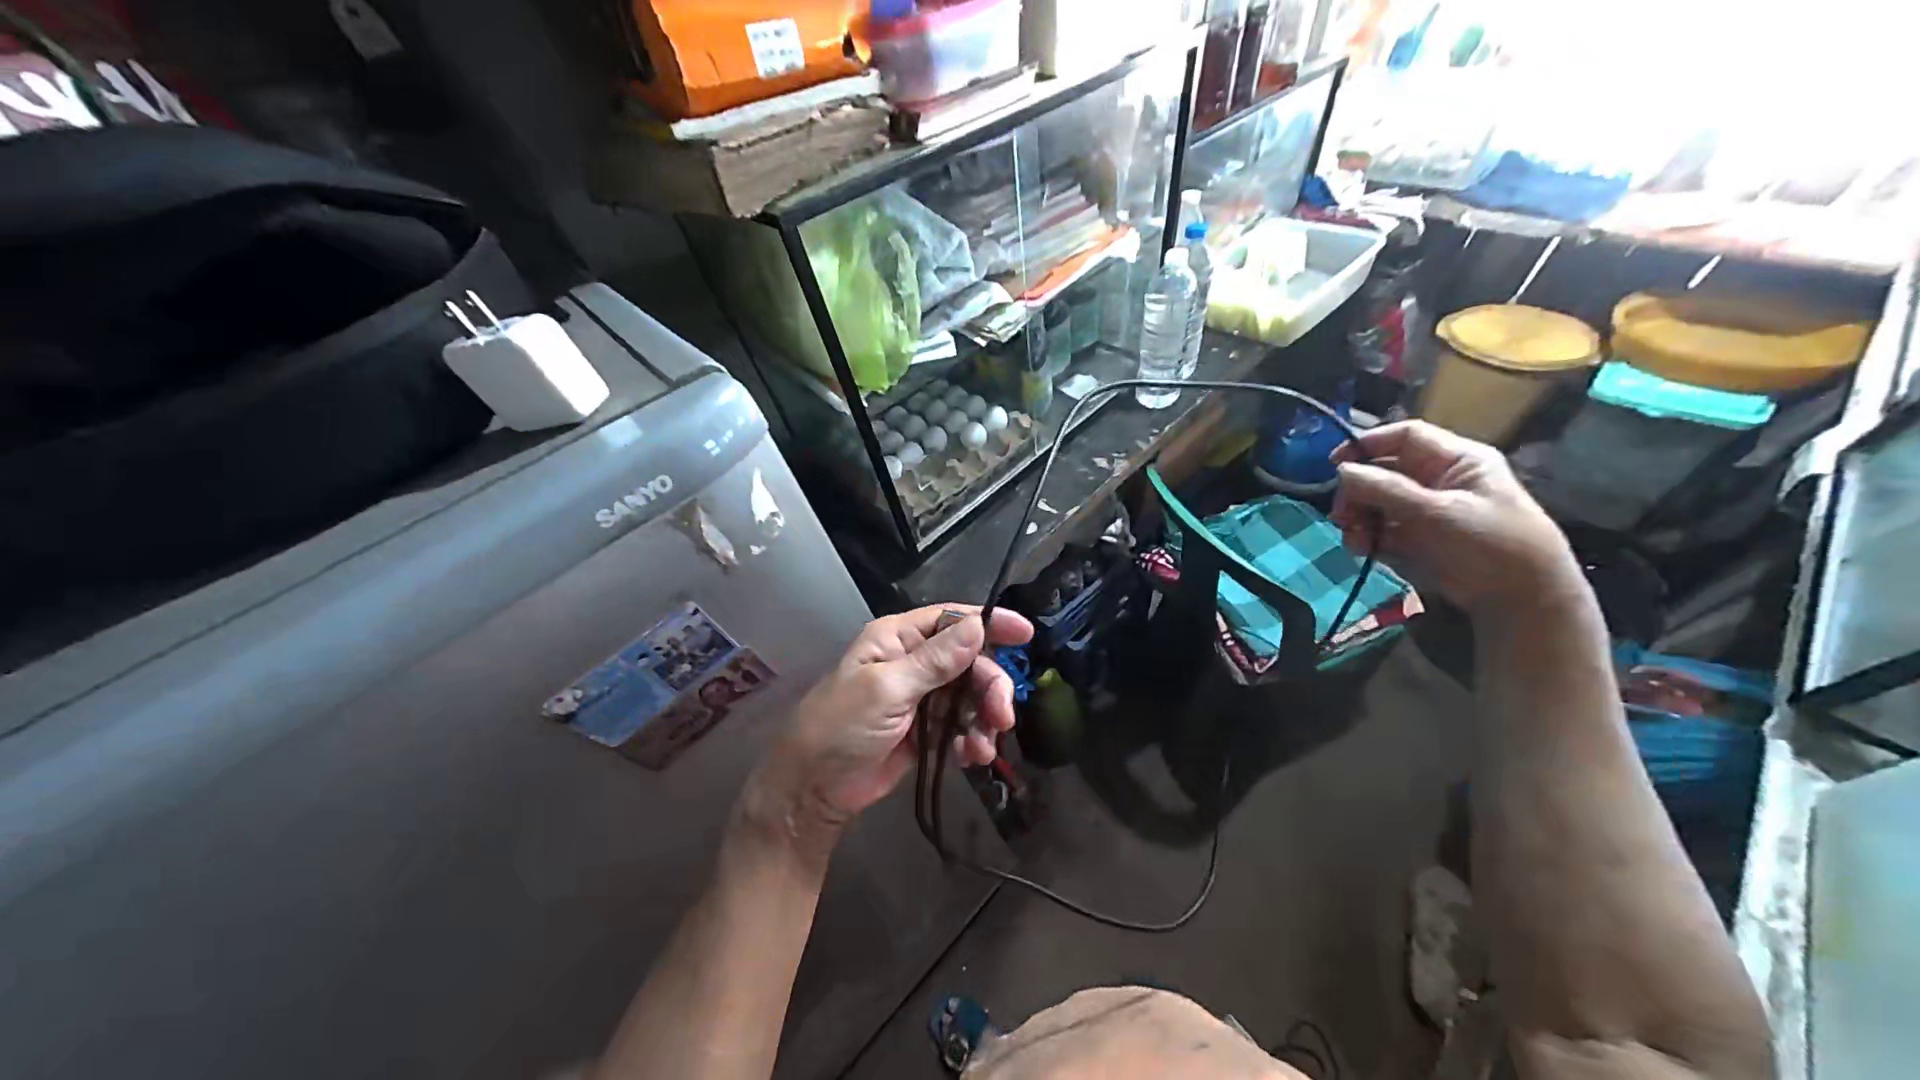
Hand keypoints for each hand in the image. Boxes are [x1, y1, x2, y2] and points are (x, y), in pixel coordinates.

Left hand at [743, 605, 1033, 848]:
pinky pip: (962, 727)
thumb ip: (935, 660)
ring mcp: (921, 698)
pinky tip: (972, 757)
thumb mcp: (887, 688)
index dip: (989, 624)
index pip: (952, 620)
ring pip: (971, 696)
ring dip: (984, 719)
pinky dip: (972, 740)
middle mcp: (913, 662)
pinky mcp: (926, 732)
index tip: (1025, 634)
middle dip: (990, 687)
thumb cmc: (840, 726)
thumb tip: (978, 626)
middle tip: (1003, 716)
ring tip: (984, 747)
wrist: (813, 788)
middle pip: (970, 662)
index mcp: (897, 640)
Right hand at [1330, 421, 1578, 616]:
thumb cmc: (1490, 544)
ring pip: (1376, 502)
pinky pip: (1380, 528)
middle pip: (1382, 471)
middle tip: (1342, 516)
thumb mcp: (1438, 512)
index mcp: (1456, 461)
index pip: (1404, 437)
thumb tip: (1341, 470)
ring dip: (1358, 518)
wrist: (1521, 600)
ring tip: (1356, 541)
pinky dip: (1367, 537)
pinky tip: (1364, 550)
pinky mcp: (1417, 538)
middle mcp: (1438, 480)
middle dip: (1357, 492)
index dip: (1368, 444)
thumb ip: (1386, 489)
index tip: (1335, 463)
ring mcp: (1425, 510)